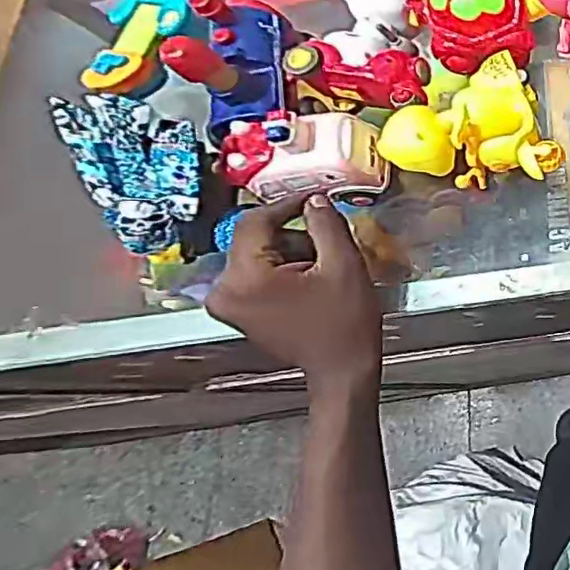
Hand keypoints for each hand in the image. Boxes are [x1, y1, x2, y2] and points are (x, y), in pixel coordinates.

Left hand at [207, 194, 380, 380]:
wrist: (342, 369)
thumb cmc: (345, 322)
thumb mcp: (344, 265)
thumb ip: (326, 225)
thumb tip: (315, 201)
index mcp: (244, 278)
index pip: (254, 222)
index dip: (286, 205)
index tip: (313, 200)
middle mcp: (224, 291)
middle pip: (256, 240)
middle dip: (294, 237)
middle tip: (329, 244)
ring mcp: (229, 305)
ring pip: (259, 257)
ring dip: (292, 254)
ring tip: (325, 267)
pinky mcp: (240, 313)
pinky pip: (258, 276)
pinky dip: (285, 271)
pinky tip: (314, 281)